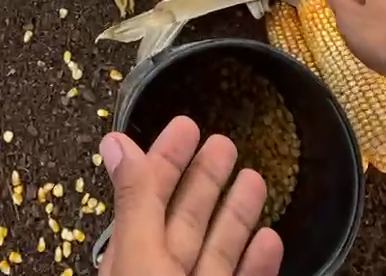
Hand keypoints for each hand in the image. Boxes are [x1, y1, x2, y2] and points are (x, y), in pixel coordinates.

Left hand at [99, 116, 283, 275]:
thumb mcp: (140, 259)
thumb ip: (136, 202)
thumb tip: (113, 141)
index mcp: (130, 257)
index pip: (148, 194)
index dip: (166, 158)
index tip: (188, 124)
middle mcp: (160, 273)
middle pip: (187, 219)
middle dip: (205, 179)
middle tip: (226, 142)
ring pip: (218, 250)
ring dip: (237, 214)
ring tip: (256, 176)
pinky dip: (257, 263)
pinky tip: (272, 237)